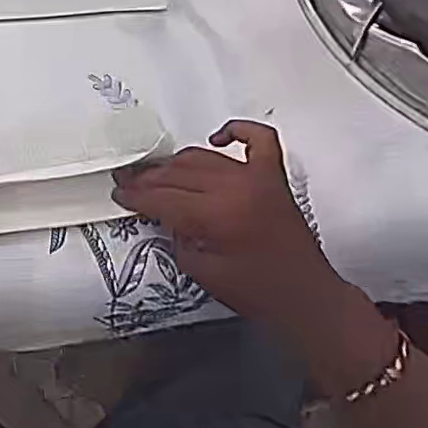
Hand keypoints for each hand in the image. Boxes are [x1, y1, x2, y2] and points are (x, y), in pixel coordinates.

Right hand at [111, 121, 368, 338]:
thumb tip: (162, 217)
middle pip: (179, 174)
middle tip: (129, 181)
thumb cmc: (257, 292)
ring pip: (204, 157)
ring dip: (176, 162)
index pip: (164, 197)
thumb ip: (178, 238)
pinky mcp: (274, 177)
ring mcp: (258, 178)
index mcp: (217, 216)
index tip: (121, 195)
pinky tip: (218, 137)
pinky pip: (259, 140)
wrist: (307, 296)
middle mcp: (236, 189)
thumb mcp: (203, 273)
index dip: (137, 196)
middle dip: (148, 179)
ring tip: (156, 170)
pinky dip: (238, 131)